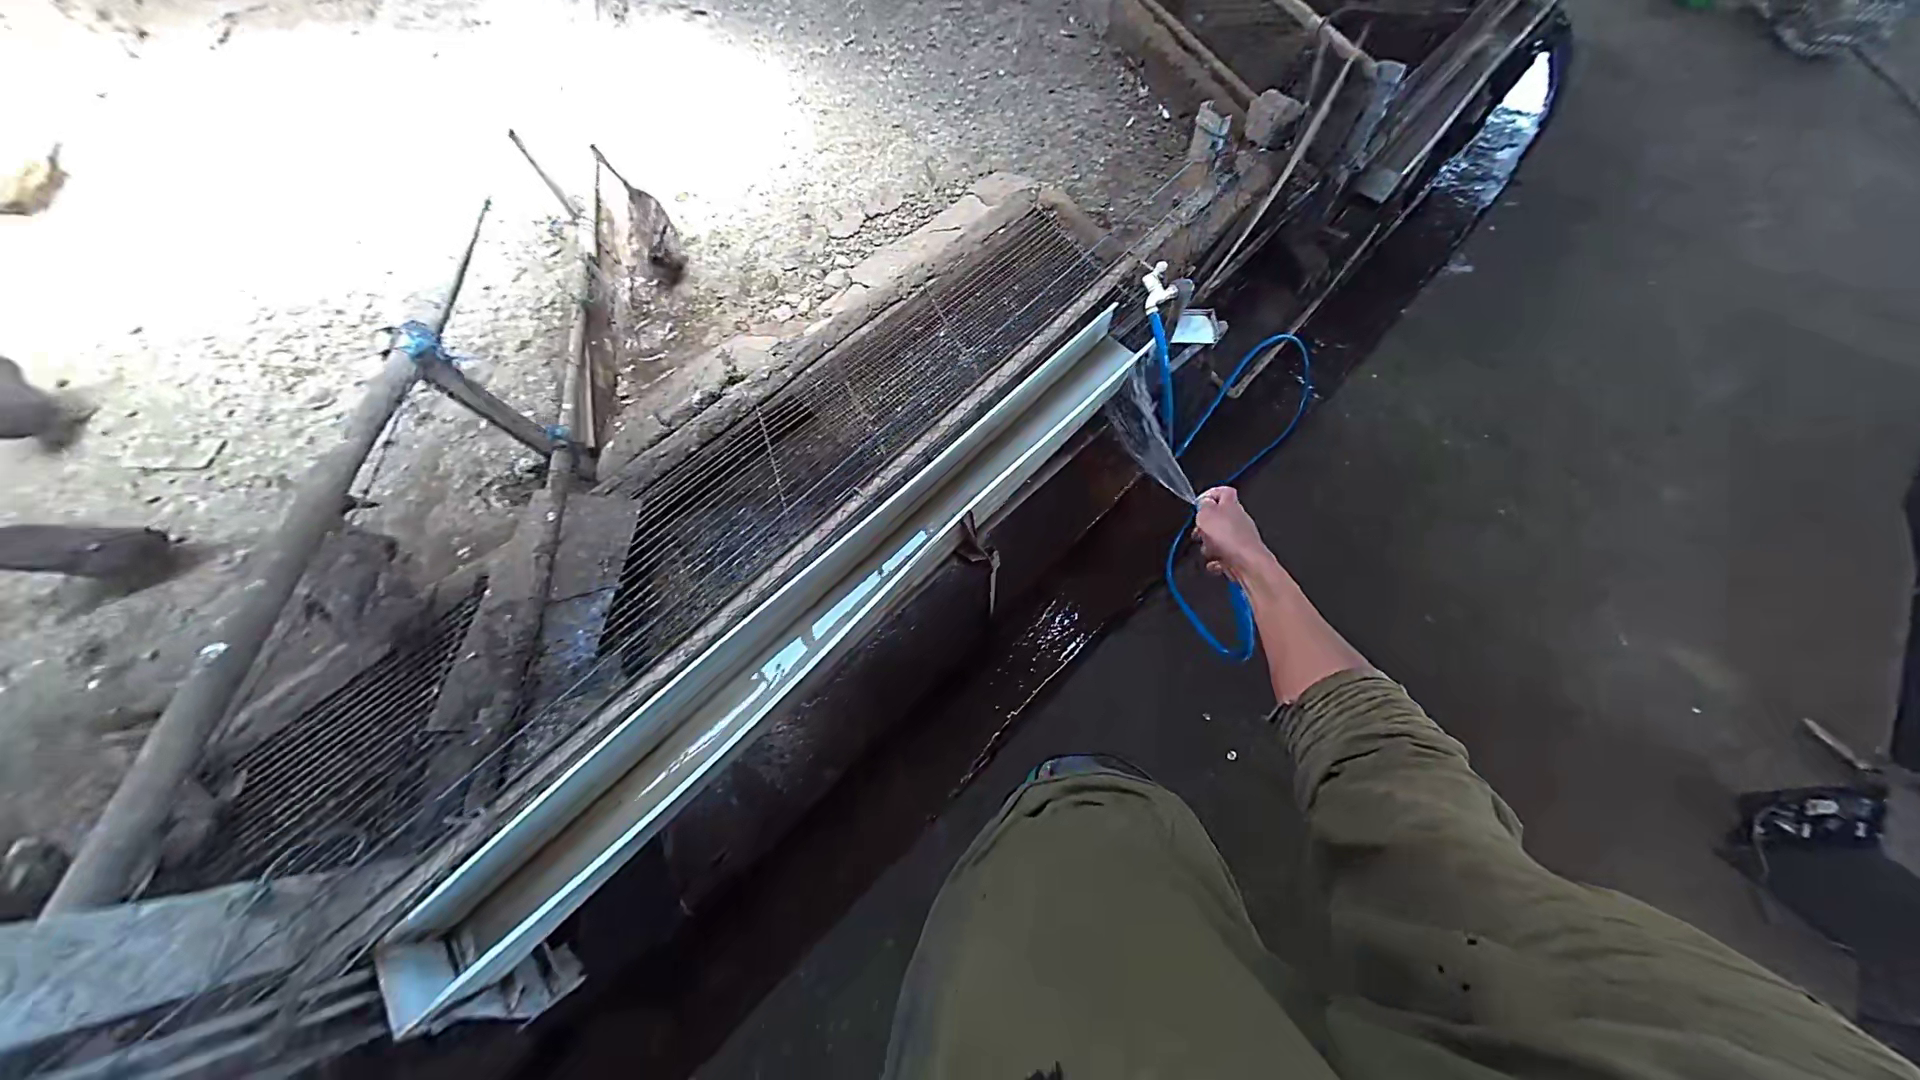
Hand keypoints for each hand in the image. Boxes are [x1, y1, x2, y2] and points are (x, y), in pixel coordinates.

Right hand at [1193, 486, 1278, 585]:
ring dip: (1208, 547)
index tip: (1200, 503)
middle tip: (1199, 532)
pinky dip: (1216, 562)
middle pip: (1217, 519)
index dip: (1211, 494)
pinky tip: (1216, 563)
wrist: (1246, 563)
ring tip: (1209, 550)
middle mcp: (1238, 520)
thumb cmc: (1229, 538)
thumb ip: (1203, 505)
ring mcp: (1239, 538)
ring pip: (1217, 539)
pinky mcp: (1239, 555)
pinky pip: (1222, 556)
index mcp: (1231, 506)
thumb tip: (1203, 502)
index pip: (1224, 491)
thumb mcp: (1206, 514)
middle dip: (1204, 528)